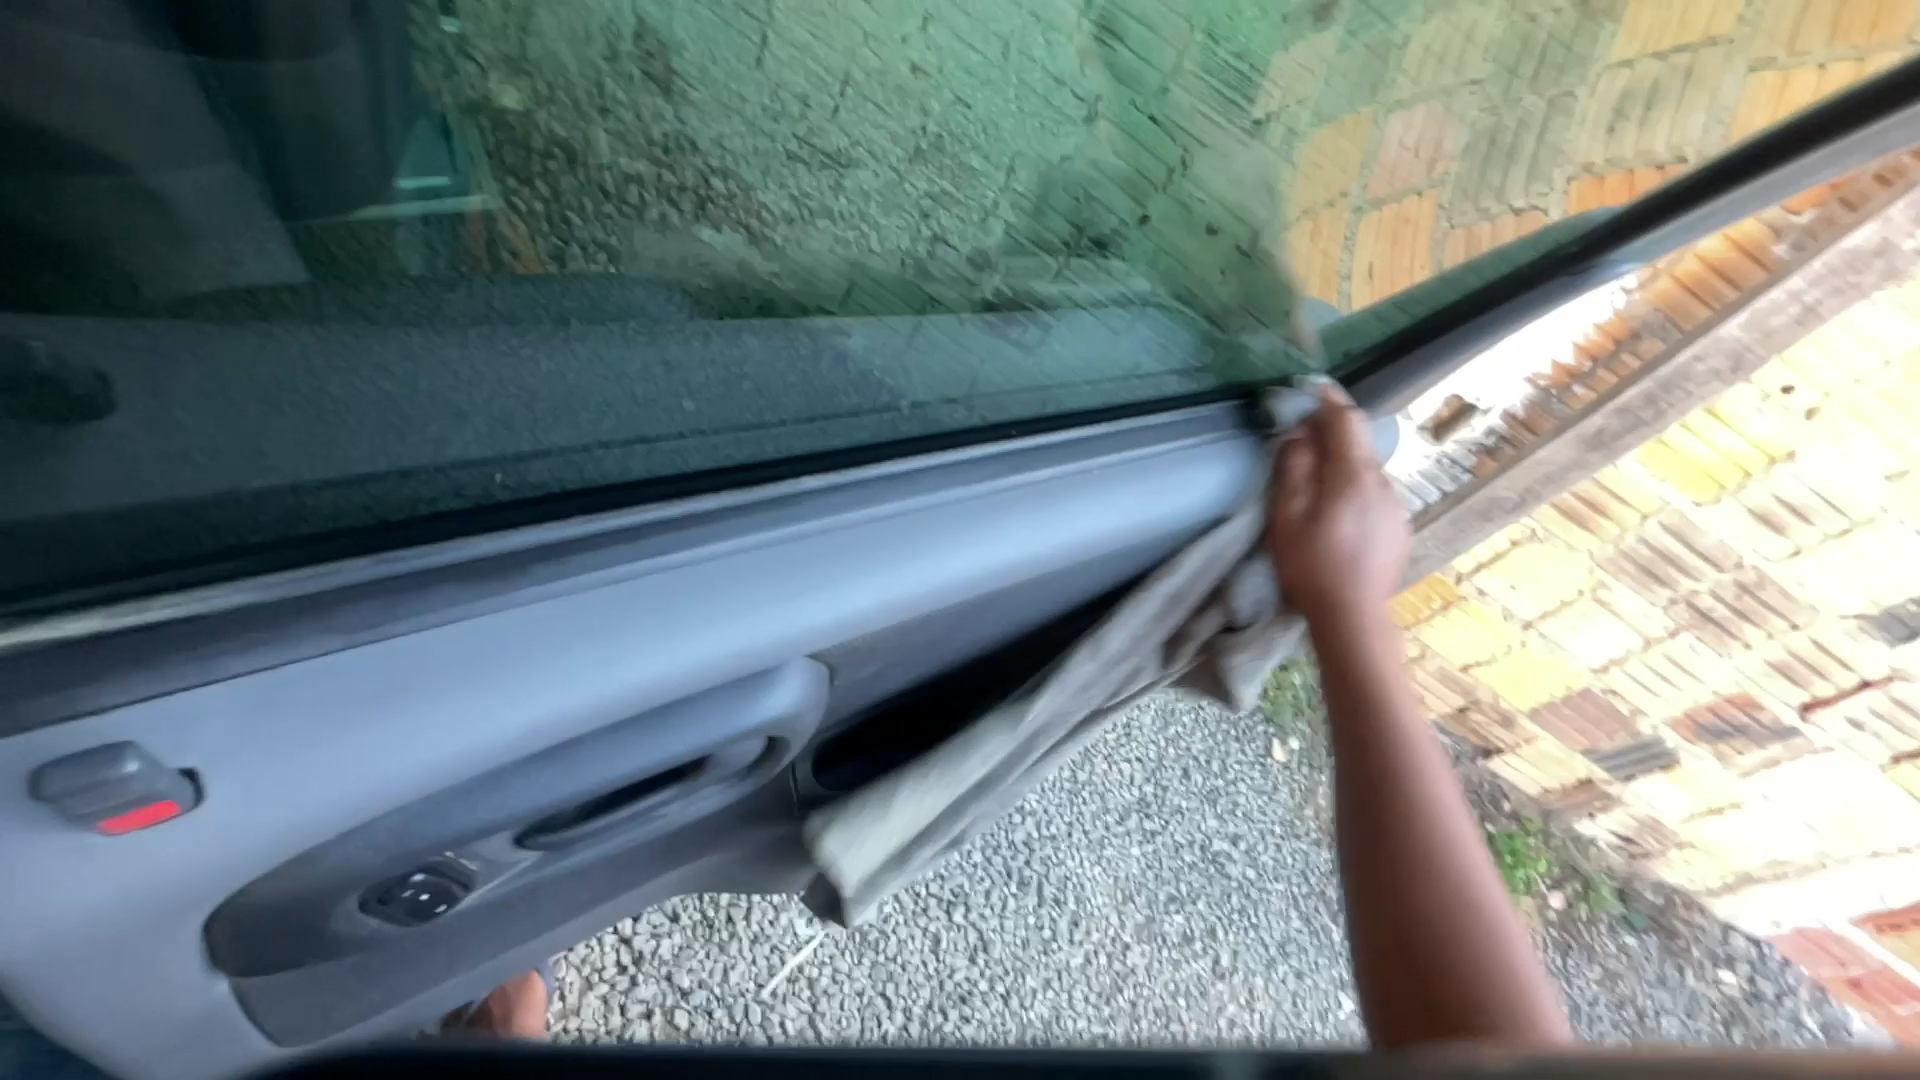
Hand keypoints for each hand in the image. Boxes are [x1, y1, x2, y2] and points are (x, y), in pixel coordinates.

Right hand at [1266, 383, 1409, 626]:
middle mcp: (1383, 483)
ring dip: (1340, 465)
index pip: (1346, 420)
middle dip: (1331, 433)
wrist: (1352, 615)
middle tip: (1300, 437)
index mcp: (1354, 474)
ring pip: (1365, 471)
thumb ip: (1293, 468)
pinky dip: (1352, 489)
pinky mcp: (1398, 528)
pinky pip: (1372, 495)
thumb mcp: (1287, 514)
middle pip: (1358, 444)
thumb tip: (1299, 434)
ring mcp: (1395, 507)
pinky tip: (1334, 515)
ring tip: (1313, 482)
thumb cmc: (1311, 564)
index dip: (1326, 401)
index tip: (1309, 389)